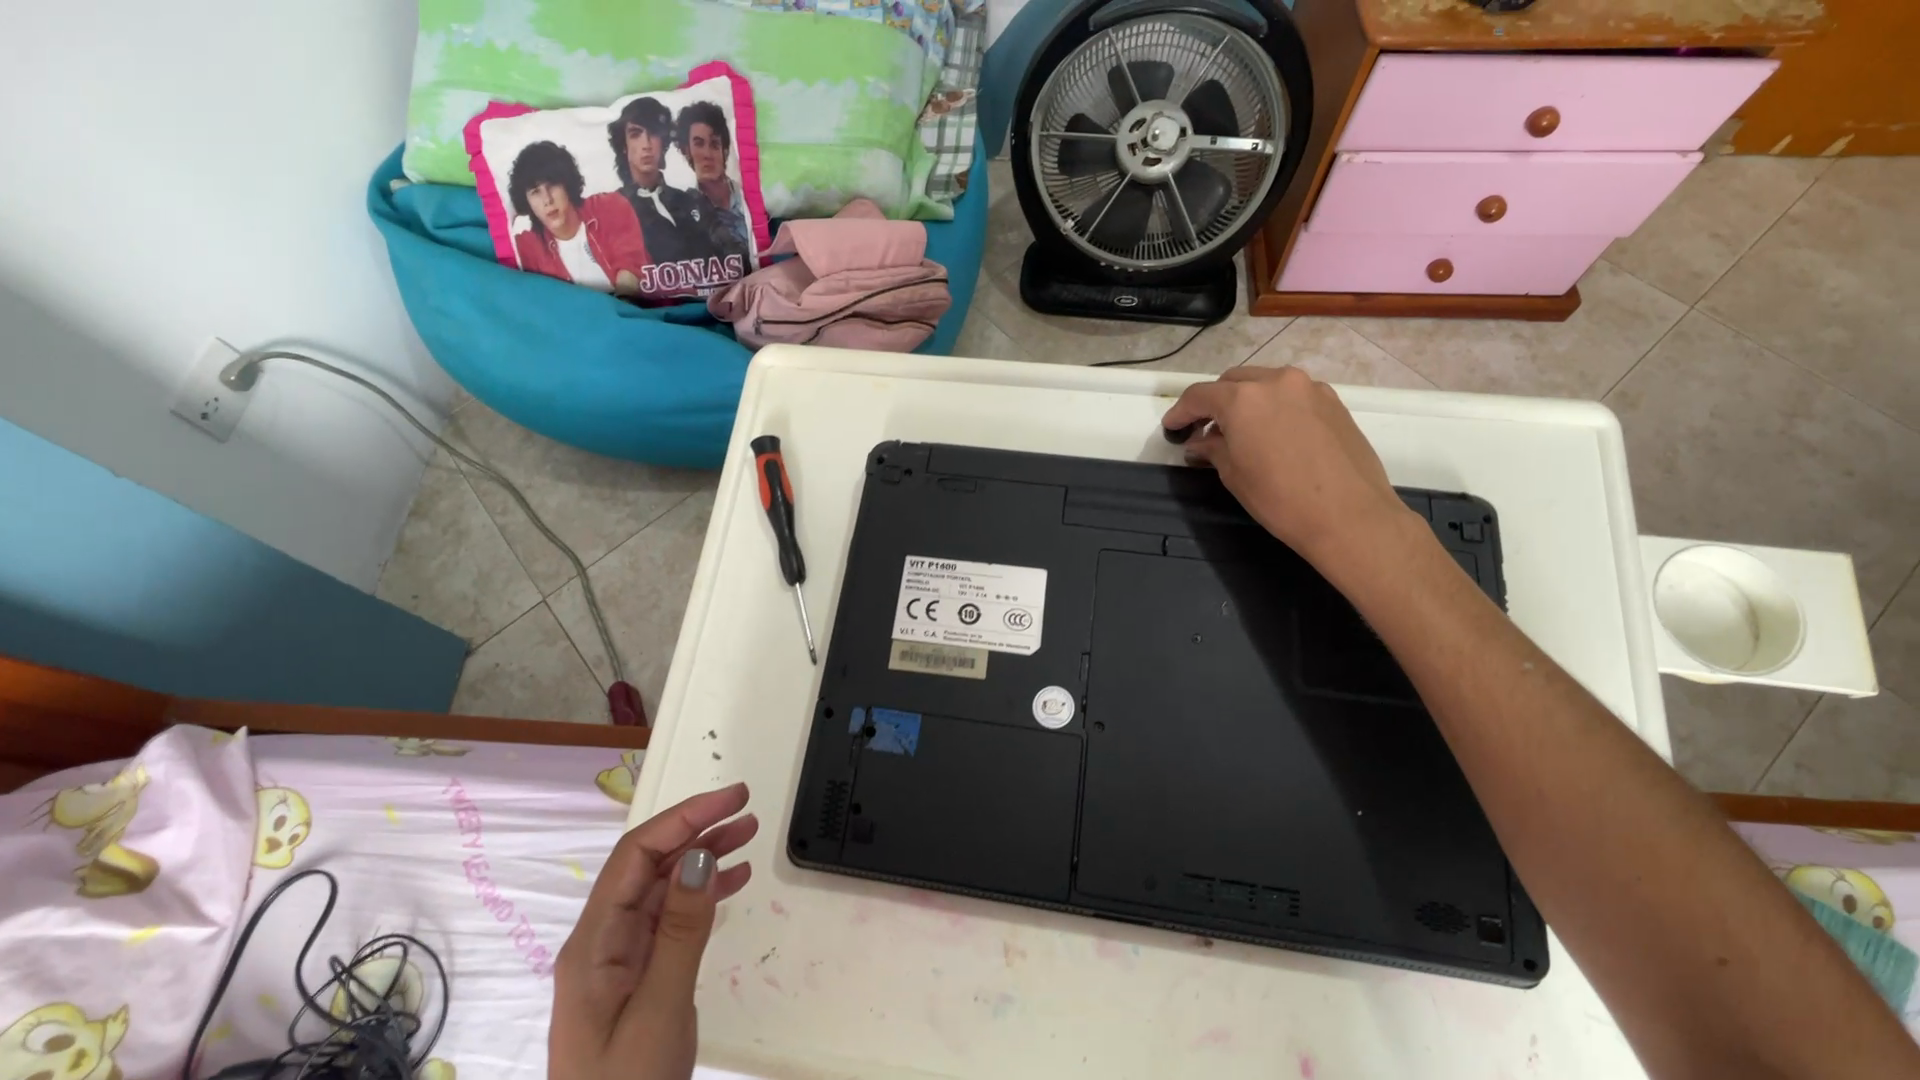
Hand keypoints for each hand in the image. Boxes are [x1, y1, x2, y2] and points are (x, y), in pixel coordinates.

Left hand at [550, 783, 756, 1079]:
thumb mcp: (658, 1010)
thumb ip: (679, 931)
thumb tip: (698, 856)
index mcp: (593, 942)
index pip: (636, 857)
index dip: (683, 818)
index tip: (730, 798)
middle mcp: (602, 941)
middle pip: (648, 867)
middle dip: (695, 830)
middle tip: (746, 807)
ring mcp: (620, 960)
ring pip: (662, 891)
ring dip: (703, 859)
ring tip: (749, 835)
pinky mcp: (638, 978)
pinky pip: (671, 922)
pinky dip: (703, 897)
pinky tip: (734, 883)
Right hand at [1162, 366, 1419, 573]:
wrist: (1349, 515)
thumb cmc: (1281, 499)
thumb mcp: (1234, 476)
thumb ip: (1213, 450)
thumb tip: (1199, 443)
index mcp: (1243, 399)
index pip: (1200, 395)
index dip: (1181, 412)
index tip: (1172, 427)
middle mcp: (1276, 382)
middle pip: (1233, 381)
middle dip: (1215, 402)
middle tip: (1205, 431)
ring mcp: (1309, 388)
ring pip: (1265, 383)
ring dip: (1247, 401)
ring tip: (1241, 432)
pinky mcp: (1333, 401)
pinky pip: (1293, 395)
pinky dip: (1275, 406)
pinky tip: (1274, 434)